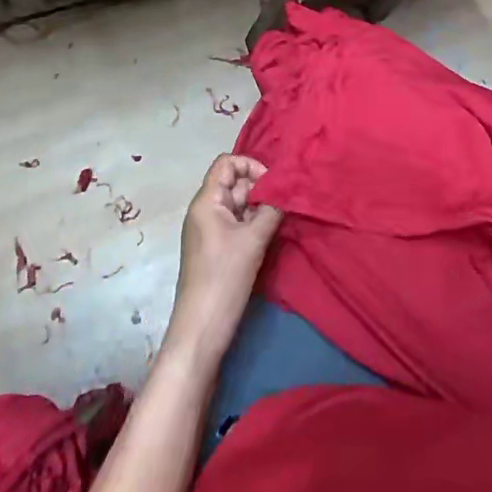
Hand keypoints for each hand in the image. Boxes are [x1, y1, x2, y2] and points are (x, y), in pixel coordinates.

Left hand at [166, 155, 282, 361]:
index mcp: (206, 201)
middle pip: (235, 183)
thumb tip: (289, 187)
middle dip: (261, 188)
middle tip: (285, 202)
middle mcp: (207, 211)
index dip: (251, 165)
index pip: (227, 163)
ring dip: (261, 207)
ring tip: (283, 216)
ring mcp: (212, 230)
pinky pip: (239, 224)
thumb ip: (272, 208)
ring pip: (240, 205)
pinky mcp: (219, 248)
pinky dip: (256, 223)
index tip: (273, 184)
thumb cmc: (224, 277)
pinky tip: (274, 232)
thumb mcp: (254, 239)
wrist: (202, 328)